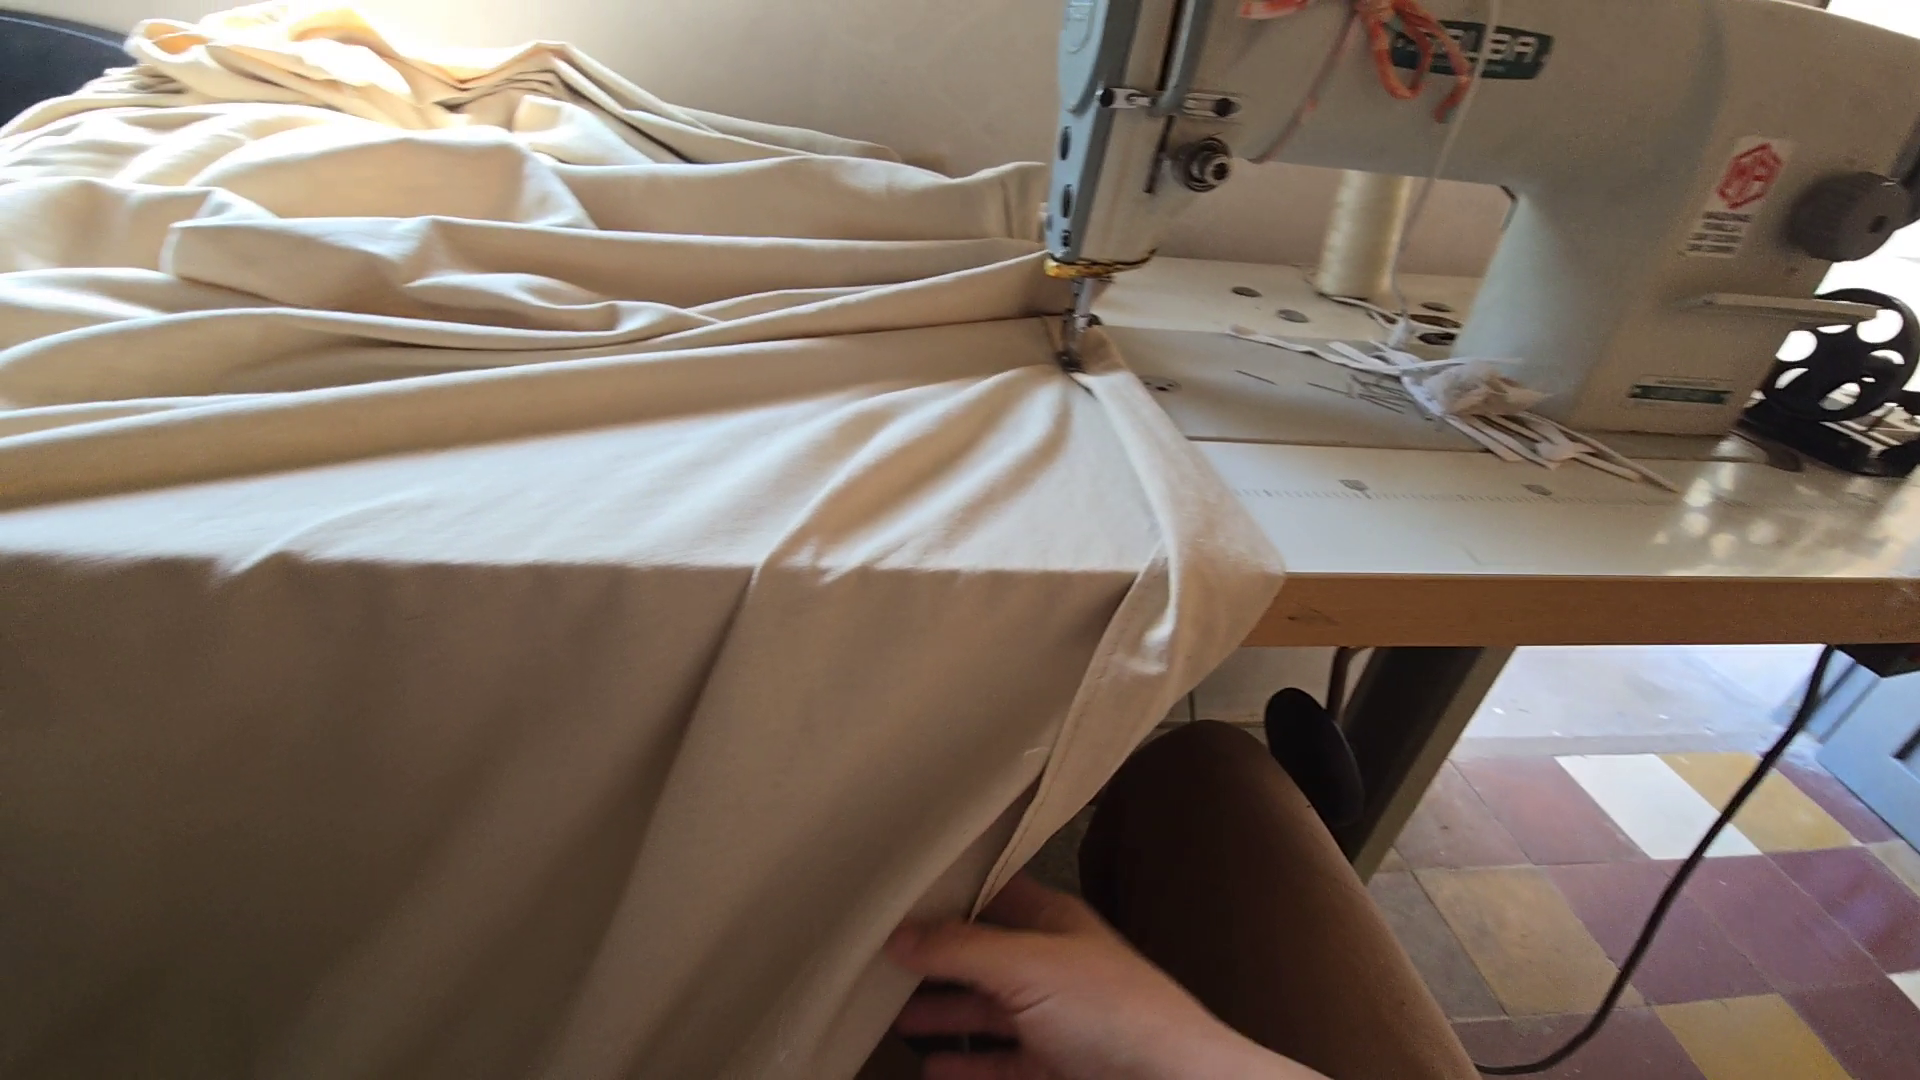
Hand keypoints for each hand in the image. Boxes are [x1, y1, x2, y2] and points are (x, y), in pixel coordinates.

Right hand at [885, 874, 1323, 1079]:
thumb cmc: (1106, 1008)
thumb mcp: (1028, 966)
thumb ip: (961, 949)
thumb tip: (897, 933)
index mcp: (1049, 919)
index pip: (990, 892)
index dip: (948, 893)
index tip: (898, 896)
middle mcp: (1048, 962)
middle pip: (980, 954)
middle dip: (935, 961)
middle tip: (882, 964)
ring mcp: (1052, 1018)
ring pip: (987, 1010)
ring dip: (943, 1014)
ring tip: (894, 1018)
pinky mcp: (1054, 1068)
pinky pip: (999, 1063)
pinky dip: (967, 1065)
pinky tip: (933, 1069)